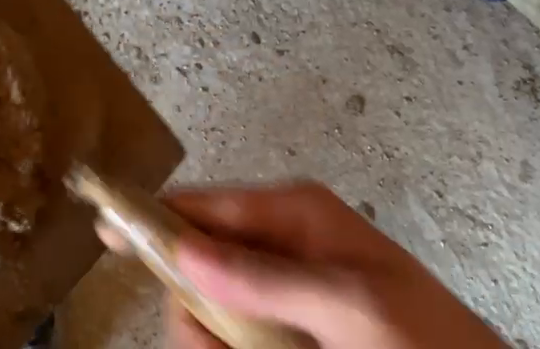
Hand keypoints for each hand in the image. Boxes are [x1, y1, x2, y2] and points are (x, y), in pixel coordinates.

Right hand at [108, 182, 506, 348]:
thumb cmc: (430, 346)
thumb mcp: (353, 309)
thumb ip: (266, 278)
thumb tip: (183, 248)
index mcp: (295, 214)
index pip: (203, 205)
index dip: (153, 214)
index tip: (109, 235)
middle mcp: (281, 244)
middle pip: (198, 259)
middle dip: (190, 302)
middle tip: (205, 346)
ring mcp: (286, 292)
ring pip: (213, 304)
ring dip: (209, 335)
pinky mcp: (291, 330)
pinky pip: (238, 332)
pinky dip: (225, 345)